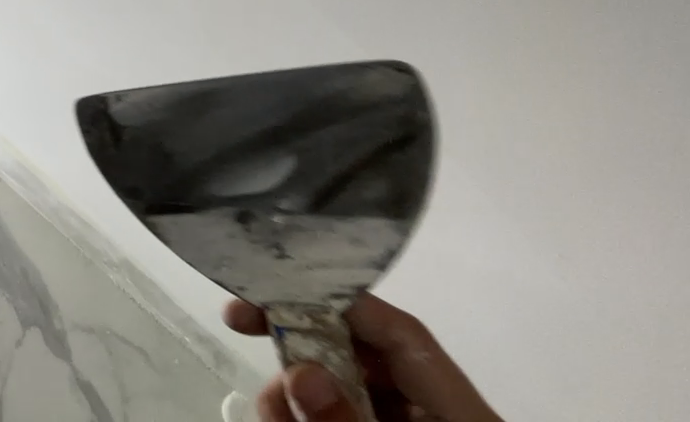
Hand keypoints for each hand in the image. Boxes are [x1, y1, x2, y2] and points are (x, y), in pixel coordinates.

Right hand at [223, 294, 502, 421]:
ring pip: (344, 387)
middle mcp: (440, 418)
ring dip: (294, 389)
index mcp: (463, 416)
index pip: (401, 333)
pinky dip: (305, 415)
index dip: (336, 301)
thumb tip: (299, 372)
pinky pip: (342, 415)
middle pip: (364, 353)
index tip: (269, 292)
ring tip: (266, 412)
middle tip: (237, 323)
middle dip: (297, 341)